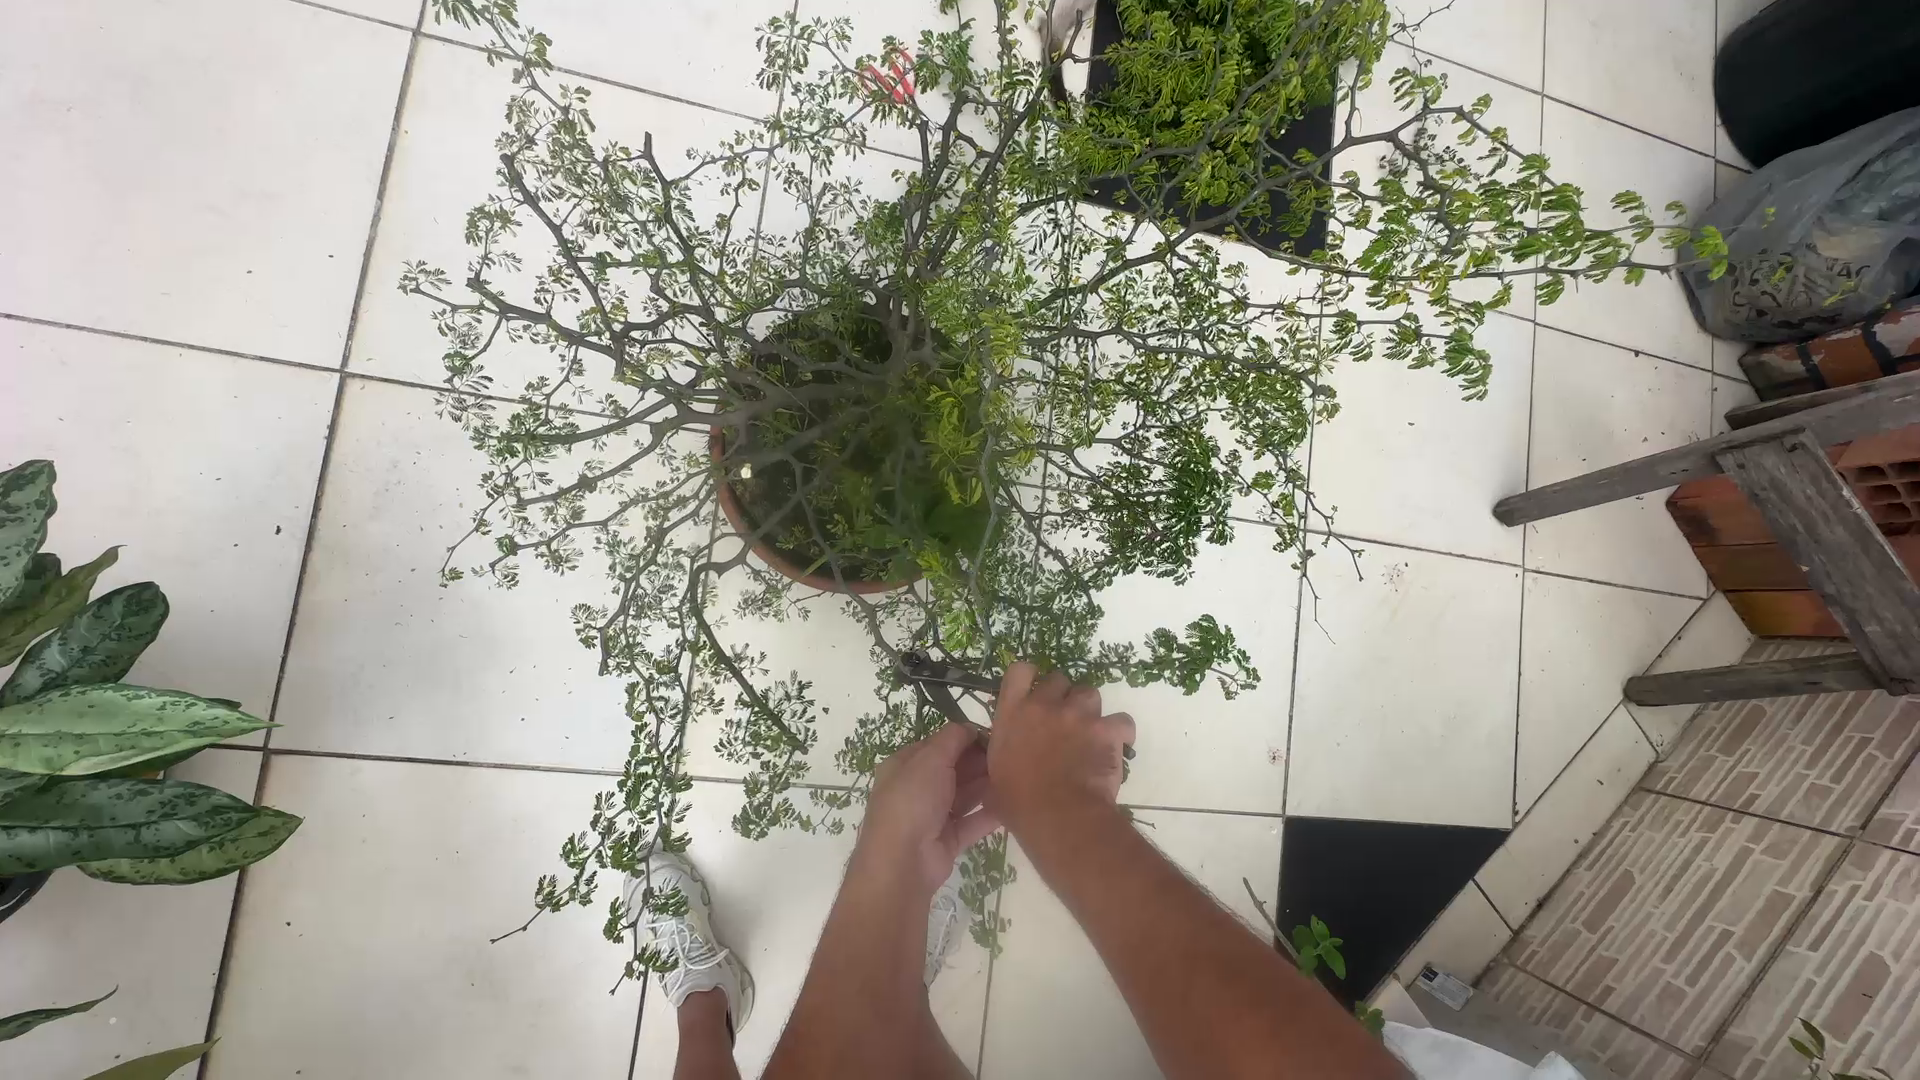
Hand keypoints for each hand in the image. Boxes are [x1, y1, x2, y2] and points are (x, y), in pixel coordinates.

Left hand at [850, 723, 1002, 899]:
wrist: (903, 862)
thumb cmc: (912, 799)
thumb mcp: (930, 758)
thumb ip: (952, 738)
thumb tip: (970, 726)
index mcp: (904, 766)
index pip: (937, 745)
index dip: (963, 739)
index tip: (992, 735)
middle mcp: (915, 789)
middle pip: (952, 770)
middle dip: (978, 763)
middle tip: (1009, 756)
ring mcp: (931, 817)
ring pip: (963, 796)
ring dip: (986, 787)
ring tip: (1016, 777)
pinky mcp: (947, 841)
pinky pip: (971, 823)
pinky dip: (989, 814)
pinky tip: (1011, 805)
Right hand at [986, 662, 1134, 835]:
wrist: (1058, 817)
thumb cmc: (1018, 802)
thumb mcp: (996, 771)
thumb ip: (1003, 751)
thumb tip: (1008, 756)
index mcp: (1013, 712)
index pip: (1019, 671)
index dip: (1030, 677)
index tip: (1034, 691)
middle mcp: (1045, 705)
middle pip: (1059, 680)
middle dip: (1062, 696)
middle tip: (1062, 720)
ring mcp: (1078, 714)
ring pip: (1090, 694)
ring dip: (1089, 710)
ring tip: (1090, 732)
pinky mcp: (1107, 729)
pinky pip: (1121, 720)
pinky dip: (1120, 731)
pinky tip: (1117, 744)